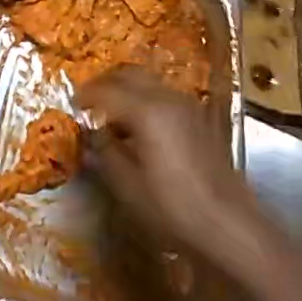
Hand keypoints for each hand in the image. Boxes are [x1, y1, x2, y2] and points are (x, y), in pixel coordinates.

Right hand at [77, 70, 256, 251]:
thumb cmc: (173, 208)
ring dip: (126, 91)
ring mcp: (187, 105)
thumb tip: (90, 136)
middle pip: (129, 74)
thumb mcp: (128, 185)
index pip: (107, 91)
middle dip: (105, 84)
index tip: (72, 108)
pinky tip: (138, 128)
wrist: (229, 225)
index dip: (86, 97)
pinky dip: (144, 100)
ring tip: (110, 116)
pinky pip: (163, 95)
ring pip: (148, 82)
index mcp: (147, 110)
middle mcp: (167, 98)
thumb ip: (105, 153)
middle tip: (88, 103)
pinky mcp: (199, 118)